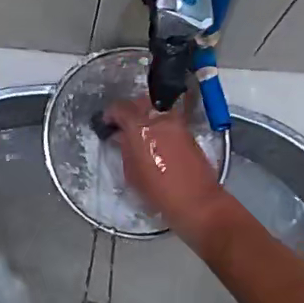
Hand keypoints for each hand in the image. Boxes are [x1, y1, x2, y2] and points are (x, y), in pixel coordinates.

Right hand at [105, 97, 228, 238]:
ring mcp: (177, 123)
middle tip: (122, 125)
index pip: (121, 107)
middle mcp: (160, 119)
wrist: (196, 201)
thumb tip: (123, 137)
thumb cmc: (159, 191)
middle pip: (141, 102)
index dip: (110, 113)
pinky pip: (168, 120)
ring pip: (157, 109)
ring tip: (139, 132)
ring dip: (146, 116)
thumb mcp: (131, 172)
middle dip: (129, 110)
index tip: (107, 122)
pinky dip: (159, 124)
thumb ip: (125, 148)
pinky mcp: (188, 132)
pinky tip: (155, 139)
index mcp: (141, 127)